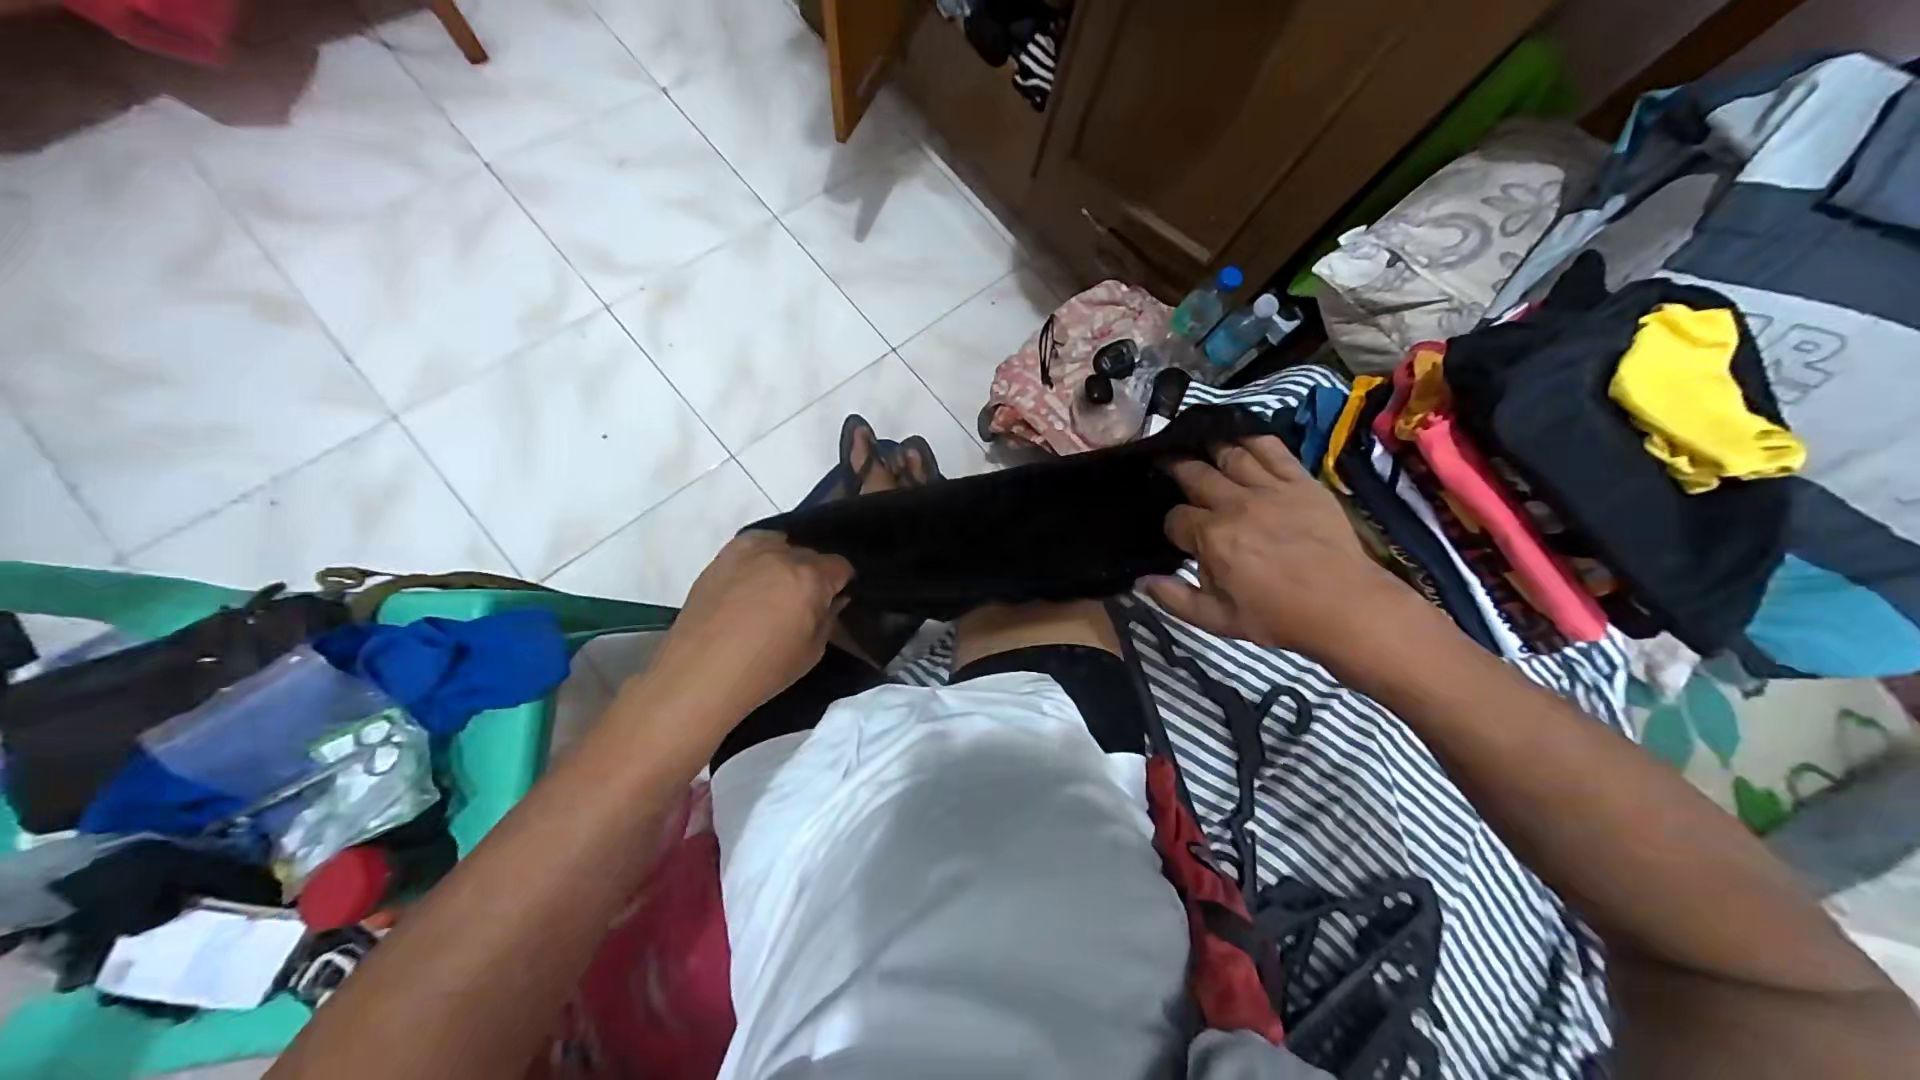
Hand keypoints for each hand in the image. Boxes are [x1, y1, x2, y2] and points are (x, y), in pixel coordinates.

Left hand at [647, 532, 852, 715]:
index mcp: (811, 577)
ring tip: (773, 590)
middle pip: (810, 553)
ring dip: (785, 561)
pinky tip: (751, 583)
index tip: (834, 600)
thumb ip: (828, 617)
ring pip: (781, 545)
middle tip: (802, 601)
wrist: (700, 672)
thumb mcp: (813, 651)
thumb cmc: (764, 669)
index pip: (841, 566)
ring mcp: (749, 551)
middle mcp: (783, 554)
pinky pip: (752, 546)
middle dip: (813, 573)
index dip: (841, 584)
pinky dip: (758, 558)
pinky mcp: (722, 556)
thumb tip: (832, 600)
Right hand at [1143, 436, 1429, 666]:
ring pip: (1229, 454)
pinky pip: (1271, 448)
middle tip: (1166, 464)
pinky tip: (1239, 437)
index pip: (1175, 518)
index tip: (1179, 537)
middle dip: (1175, 469)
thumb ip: (1174, 599)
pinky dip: (1251, 438)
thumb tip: (1142, 581)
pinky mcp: (1300, 481)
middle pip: (1194, 474)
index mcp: (1212, 538)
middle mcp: (1235, 505)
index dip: (1172, 527)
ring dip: (1208, 447)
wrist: (1344, 607)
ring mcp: (1269, 489)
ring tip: (1196, 443)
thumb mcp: (1217, 620)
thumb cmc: (1277, 616)